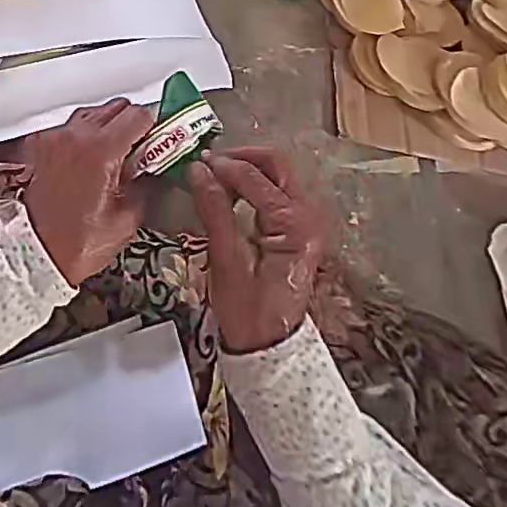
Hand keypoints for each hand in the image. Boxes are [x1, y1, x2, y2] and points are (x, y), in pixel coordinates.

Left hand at [21, 99, 154, 284]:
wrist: (35, 255)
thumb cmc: (76, 244)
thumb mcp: (127, 219)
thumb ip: (147, 185)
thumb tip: (157, 169)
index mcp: (100, 150)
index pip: (139, 115)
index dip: (156, 126)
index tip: (162, 138)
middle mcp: (76, 137)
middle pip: (118, 107)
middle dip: (135, 123)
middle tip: (144, 147)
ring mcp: (57, 140)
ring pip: (95, 113)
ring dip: (110, 125)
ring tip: (119, 153)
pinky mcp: (44, 148)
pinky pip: (72, 127)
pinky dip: (87, 135)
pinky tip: (94, 158)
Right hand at [186, 148, 326, 353]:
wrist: (269, 347)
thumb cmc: (247, 312)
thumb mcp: (225, 262)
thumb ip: (215, 210)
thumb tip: (199, 171)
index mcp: (294, 225)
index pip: (257, 179)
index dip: (225, 166)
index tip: (197, 162)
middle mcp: (309, 216)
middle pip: (277, 166)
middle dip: (242, 158)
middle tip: (209, 163)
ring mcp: (307, 221)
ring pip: (278, 175)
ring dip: (248, 169)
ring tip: (216, 175)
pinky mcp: (299, 227)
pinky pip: (278, 191)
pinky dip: (254, 184)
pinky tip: (231, 190)